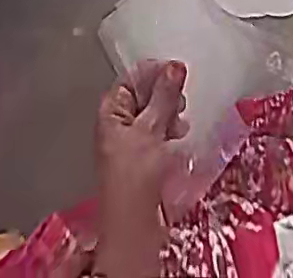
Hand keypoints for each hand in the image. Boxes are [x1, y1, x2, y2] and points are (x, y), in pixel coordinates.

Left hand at [94, 61, 188, 275]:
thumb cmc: (135, 174)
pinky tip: (179, 135)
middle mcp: (119, 121)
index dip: (154, 72)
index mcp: (112, 110)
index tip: (177, 72)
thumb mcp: (151, 129)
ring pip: (155, 111)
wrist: (134, 226)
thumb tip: (175, 66)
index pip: (133, 77)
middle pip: (145, 93)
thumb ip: (165, 95)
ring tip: (180, 123)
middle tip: (180, 100)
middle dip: (165, 94)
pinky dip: (171, 128)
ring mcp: (132, 138)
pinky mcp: (146, 153)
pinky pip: (160, 129)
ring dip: (171, 112)